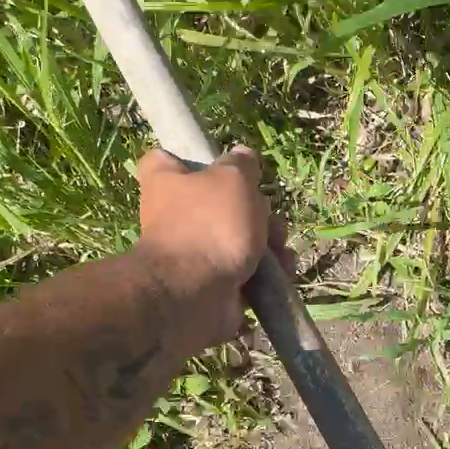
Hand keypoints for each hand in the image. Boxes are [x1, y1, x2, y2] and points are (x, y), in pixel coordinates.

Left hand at [130, 147, 292, 347]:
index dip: (201, 161)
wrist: (197, 293)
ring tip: (281, 254)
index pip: (172, 157)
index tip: (225, 169)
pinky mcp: (214, 283)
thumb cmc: (211, 225)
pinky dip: (266, 273)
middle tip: (269, 221)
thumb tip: (245, 155)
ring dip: (269, 245)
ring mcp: (196, 251)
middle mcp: (175, 214)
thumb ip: (242, 165)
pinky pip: (247, 271)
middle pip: (225, 203)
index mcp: (166, 180)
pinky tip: (282, 274)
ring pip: (241, 239)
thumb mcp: (233, 179)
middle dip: (257, 213)